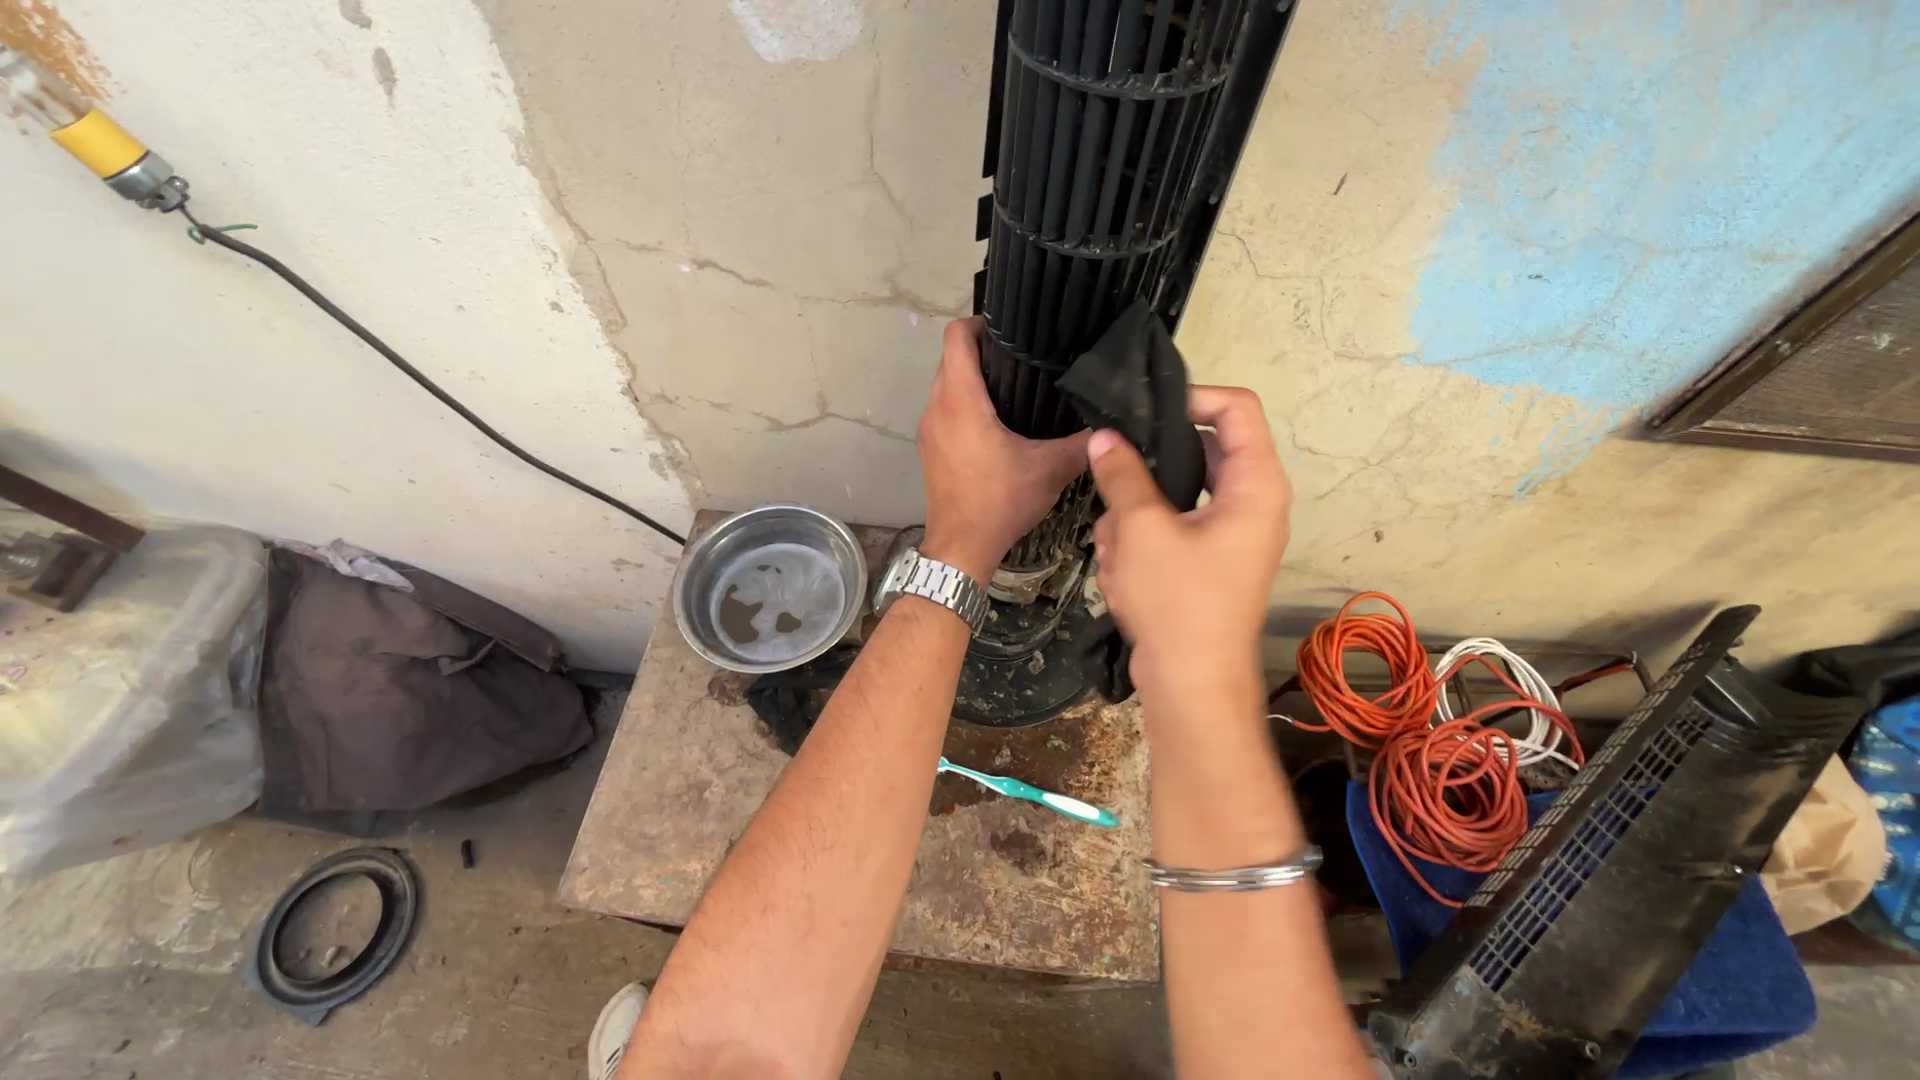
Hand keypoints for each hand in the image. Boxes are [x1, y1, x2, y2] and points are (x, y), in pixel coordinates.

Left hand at [918, 318, 1091, 581]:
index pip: (957, 336)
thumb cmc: (1000, 502)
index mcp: (960, 401)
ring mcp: (928, 430)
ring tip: (1014, 388)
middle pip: (951, 359)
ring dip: (973, 380)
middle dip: (983, 352)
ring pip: (946, 386)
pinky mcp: (930, 449)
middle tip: (1023, 358)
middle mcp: (936, 408)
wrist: (961, 549)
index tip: (1010, 330)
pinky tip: (997, 422)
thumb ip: (1081, 443)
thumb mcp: (1050, 470)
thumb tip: (1111, 425)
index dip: (981, 322)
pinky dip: (965, 405)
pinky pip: (944, 411)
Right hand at [1088, 386, 1291, 691]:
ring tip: (1117, 554)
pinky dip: (1140, 549)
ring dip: (1134, 521)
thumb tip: (1104, 437)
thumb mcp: (1142, 529)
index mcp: (1256, 485)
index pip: (1236, 407)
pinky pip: (1167, 533)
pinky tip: (1121, 577)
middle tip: (1112, 487)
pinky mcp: (1204, 563)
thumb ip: (1122, 474)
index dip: (1192, 396)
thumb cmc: (1178, 602)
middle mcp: (1250, 504)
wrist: (1191, 685)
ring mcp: (1227, 536)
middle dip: (1145, 476)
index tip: (1142, 409)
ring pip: (1171, 498)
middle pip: (1195, 455)